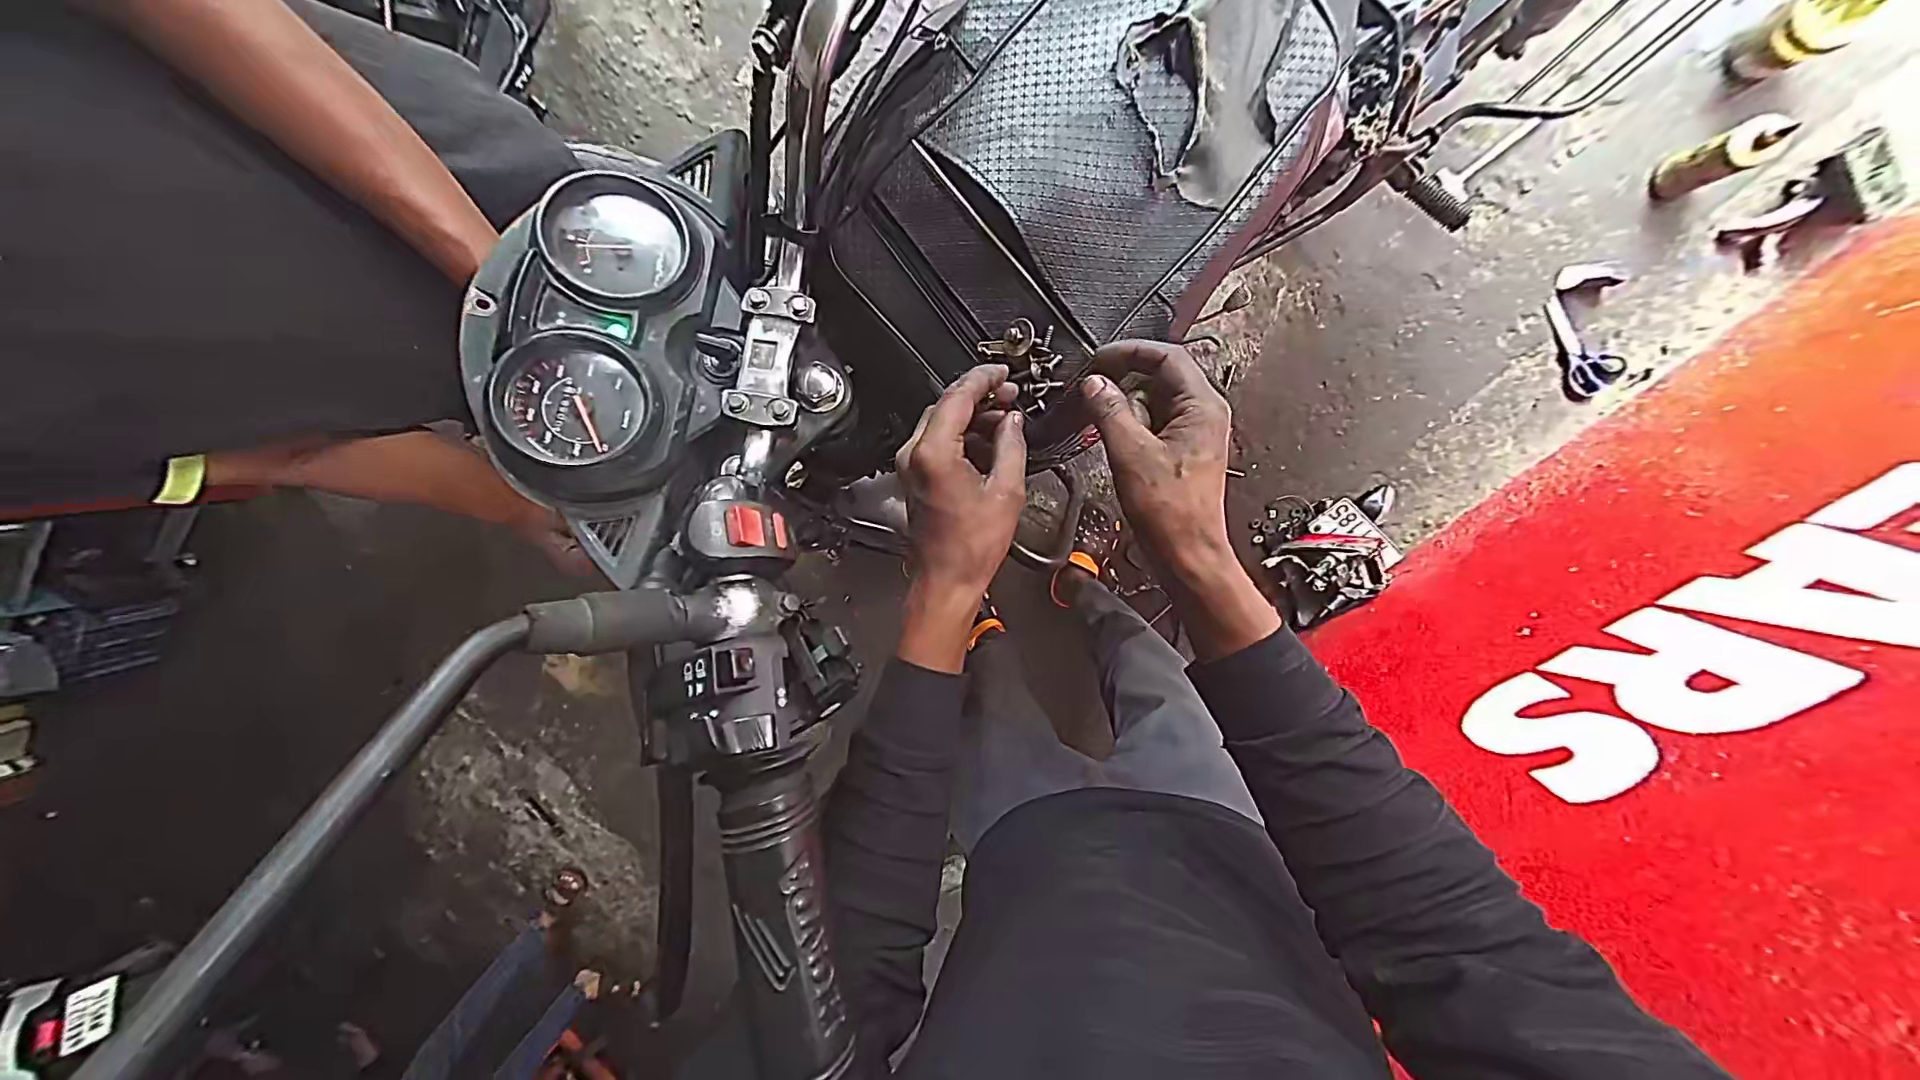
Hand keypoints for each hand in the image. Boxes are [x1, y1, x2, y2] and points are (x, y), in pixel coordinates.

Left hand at [894, 365, 1026, 671]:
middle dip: (981, 396)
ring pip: (941, 422)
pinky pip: (937, 442)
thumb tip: (1012, 422)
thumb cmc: (970, 548)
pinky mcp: (915, 476)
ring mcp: (911, 466)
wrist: (947, 580)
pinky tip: (988, 441)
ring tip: (1005, 419)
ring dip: (972, 416)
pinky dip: (962, 435)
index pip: (958, 396)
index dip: (984, 378)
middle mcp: (914, 455)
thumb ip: (1011, 445)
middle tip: (1010, 395)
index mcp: (933, 453)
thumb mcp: (1006, 490)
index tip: (1002, 372)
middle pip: (946, 406)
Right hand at [1078, 340, 1278, 660]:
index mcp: (1203, 407)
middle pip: (1160, 376)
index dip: (1129, 352)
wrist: (1186, 554)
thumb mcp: (1131, 454)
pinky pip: (1151, 423)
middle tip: (1092, 385)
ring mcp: (1192, 433)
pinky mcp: (1179, 451)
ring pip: (1153, 400)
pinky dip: (1129, 423)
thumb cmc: (1173, 515)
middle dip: (1123, 378)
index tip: (1100, 358)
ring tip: (1099, 415)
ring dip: (1124, 404)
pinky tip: (1112, 436)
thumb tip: (1095, 384)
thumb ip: (1110, 411)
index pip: (1167, 356)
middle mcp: (1203, 415)